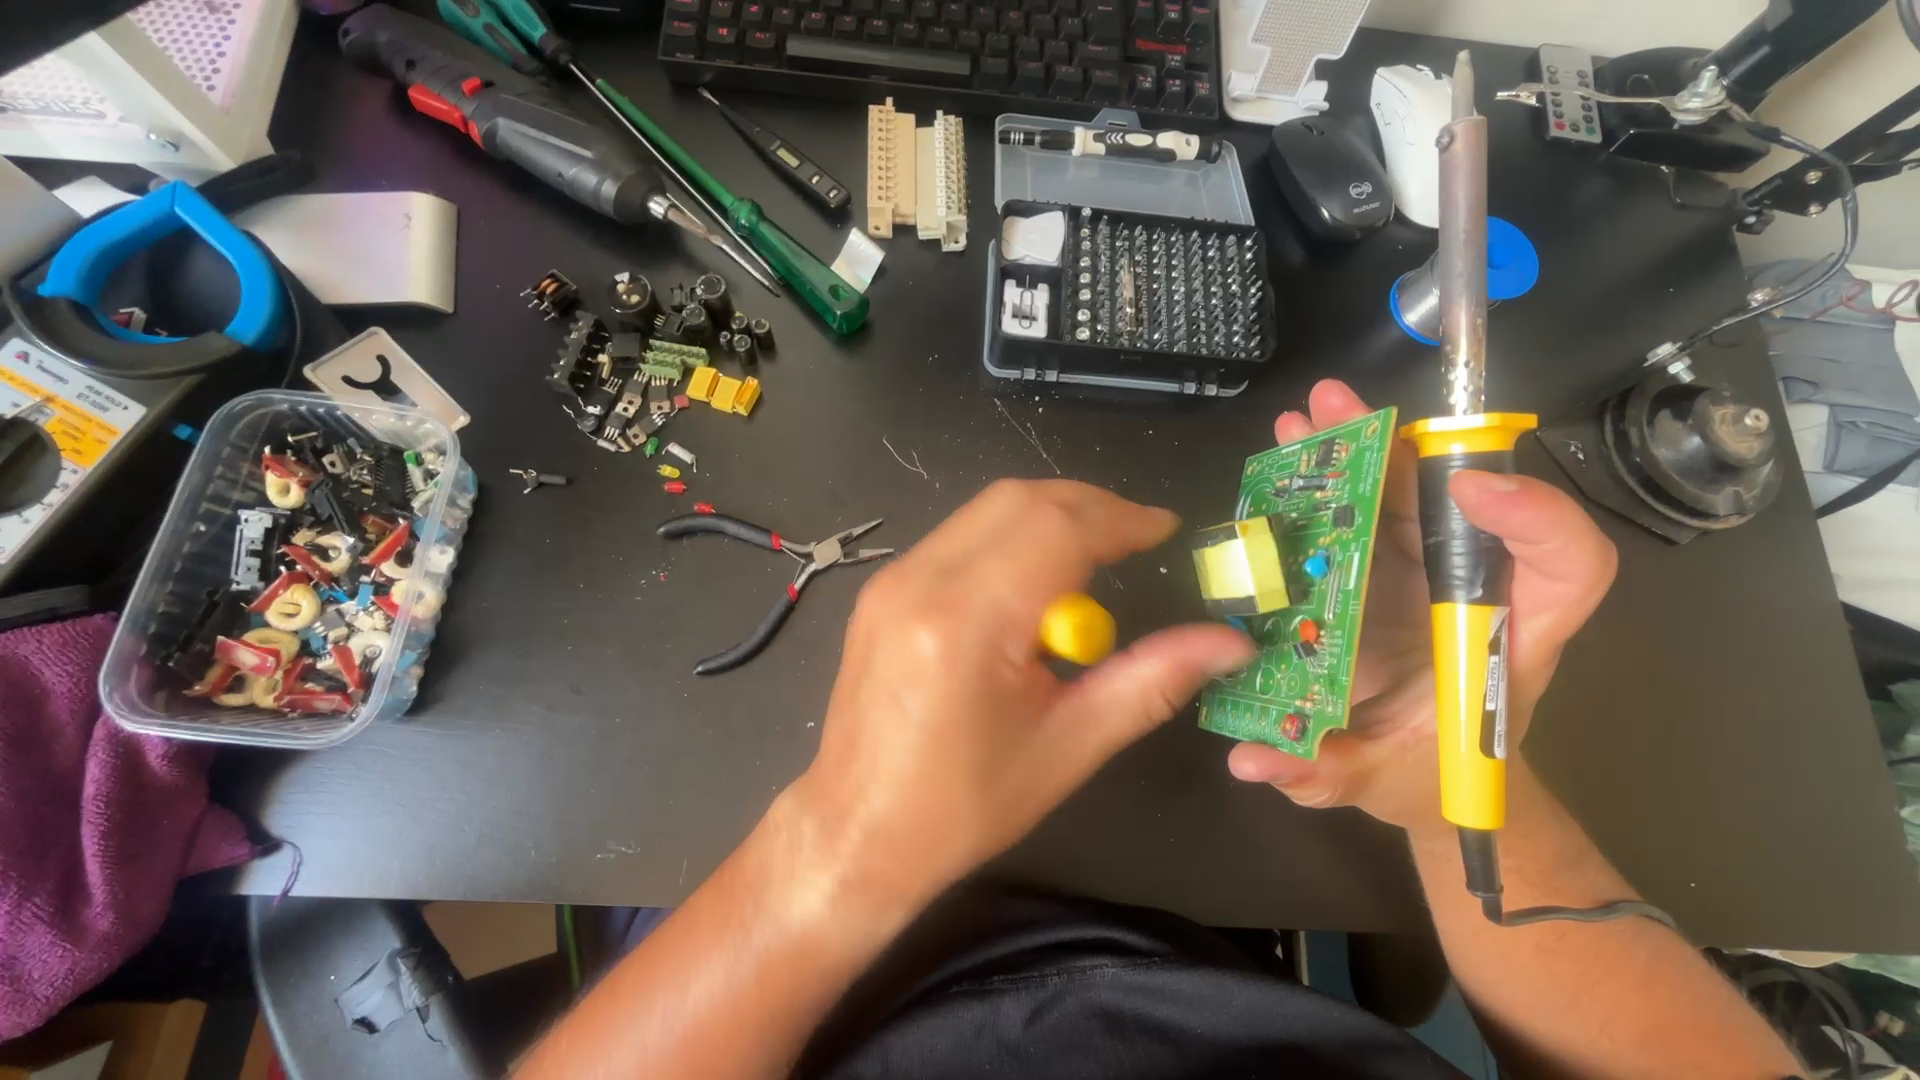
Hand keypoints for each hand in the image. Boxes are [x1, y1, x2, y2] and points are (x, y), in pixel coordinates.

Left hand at [787, 480, 1253, 905]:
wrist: (856, 830)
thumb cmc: (963, 807)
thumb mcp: (1067, 748)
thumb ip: (1150, 682)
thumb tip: (1227, 645)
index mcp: (968, 623)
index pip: (1057, 529)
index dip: (1121, 519)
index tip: (1166, 530)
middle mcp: (921, 582)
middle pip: (1019, 501)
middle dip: (1089, 507)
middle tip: (1137, 538)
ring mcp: (892, 580)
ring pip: (986, 510)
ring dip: (1049, 517)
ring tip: (1097, 557)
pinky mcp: (881, 589)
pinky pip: (958, 536)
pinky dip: (1009, 538)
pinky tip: (1035, 582)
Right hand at [1225, 381, 1617, 834]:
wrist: (1431, 776)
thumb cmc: (1429, 779)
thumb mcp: (1376, 782)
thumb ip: (1323, 775)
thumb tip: (1250, 759)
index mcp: (1502, 640)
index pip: (1567, 569)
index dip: (1535, 518)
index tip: (1467, 489)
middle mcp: (1471, 592)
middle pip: (1460, 503)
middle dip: (1400, 450)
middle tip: (1335, 410)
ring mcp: (1425, 578)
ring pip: (1404, 496)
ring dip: (1353, 449)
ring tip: (1299, 419)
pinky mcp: (1385, 575)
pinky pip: (1363, 517)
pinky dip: (1327, 484)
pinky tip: (1285, 462)